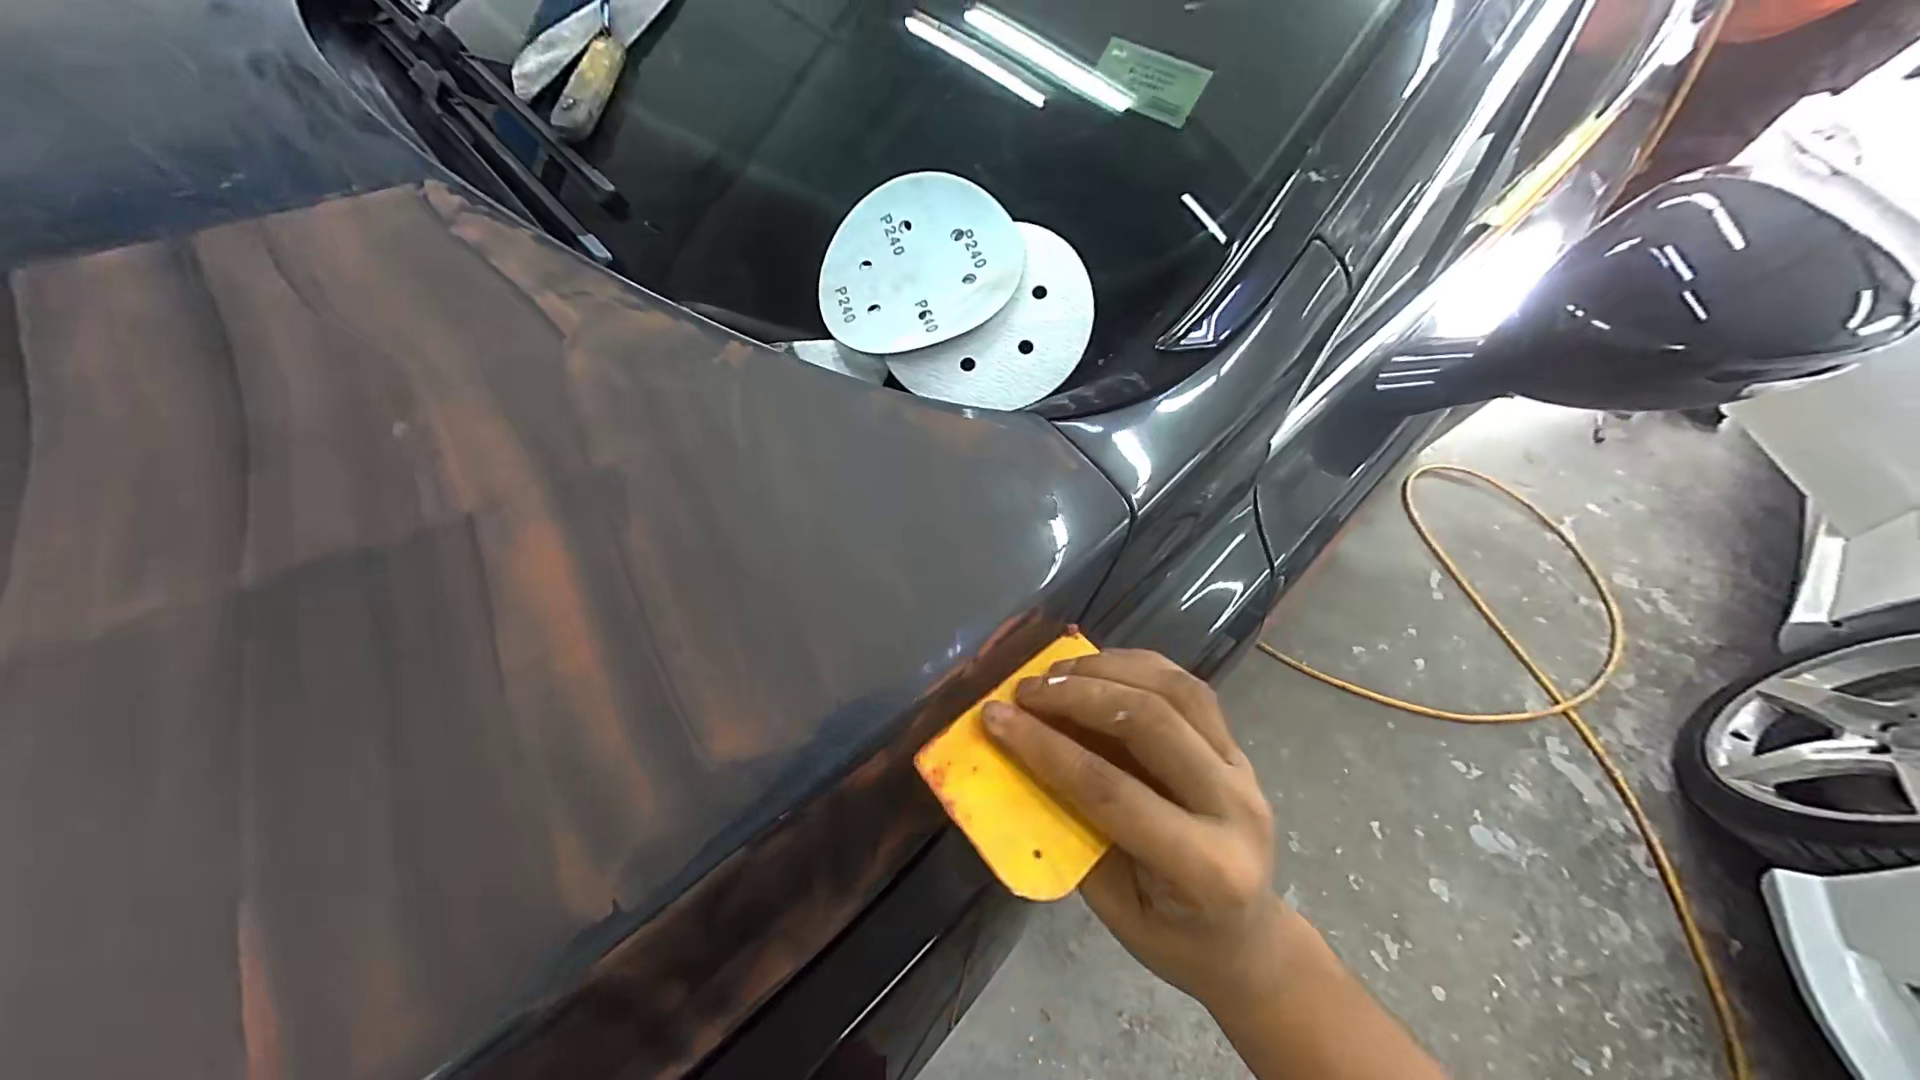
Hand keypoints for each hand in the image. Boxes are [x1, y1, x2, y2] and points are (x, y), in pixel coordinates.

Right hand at [981, 648, 1291, 1007]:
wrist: (1246, 938)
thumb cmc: (1170, 935)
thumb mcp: (1111, 903)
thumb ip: (1072, 828)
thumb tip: (1018, 758)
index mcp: (1204, 867)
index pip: (1111, 789)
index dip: (1045, 747)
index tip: (996, 717)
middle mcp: (1234, 807)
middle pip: (1151, 722)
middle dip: (1077, 695)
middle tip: (1025, 690)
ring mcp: (1243, 770)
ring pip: (1176, 691)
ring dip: (1109, 669)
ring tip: (1057, 671)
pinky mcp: (1239, 747)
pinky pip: (1189, 689)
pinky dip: (1138, 666)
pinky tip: (1099, 666)